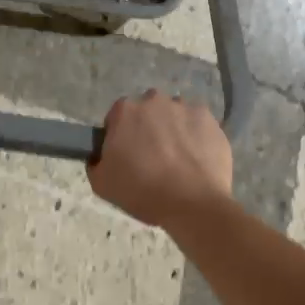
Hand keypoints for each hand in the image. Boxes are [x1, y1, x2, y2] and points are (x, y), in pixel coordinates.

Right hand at [88, 90, 232, 232]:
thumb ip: (95, 162)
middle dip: (148, 130)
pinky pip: (198, 125)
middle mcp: (154, 100)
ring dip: (173, 131)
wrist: (193, 204)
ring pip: (174, 116)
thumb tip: (99, 156)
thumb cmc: (143, 192)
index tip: (127, 157)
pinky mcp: (209, 119)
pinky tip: (197, 161)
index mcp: (125, 110)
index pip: (117, 117)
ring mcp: (184, 107)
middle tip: (152, 160)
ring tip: (178, 162)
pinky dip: (196, 138)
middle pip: (147, 112)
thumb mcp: (102, 184)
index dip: (121, 137)